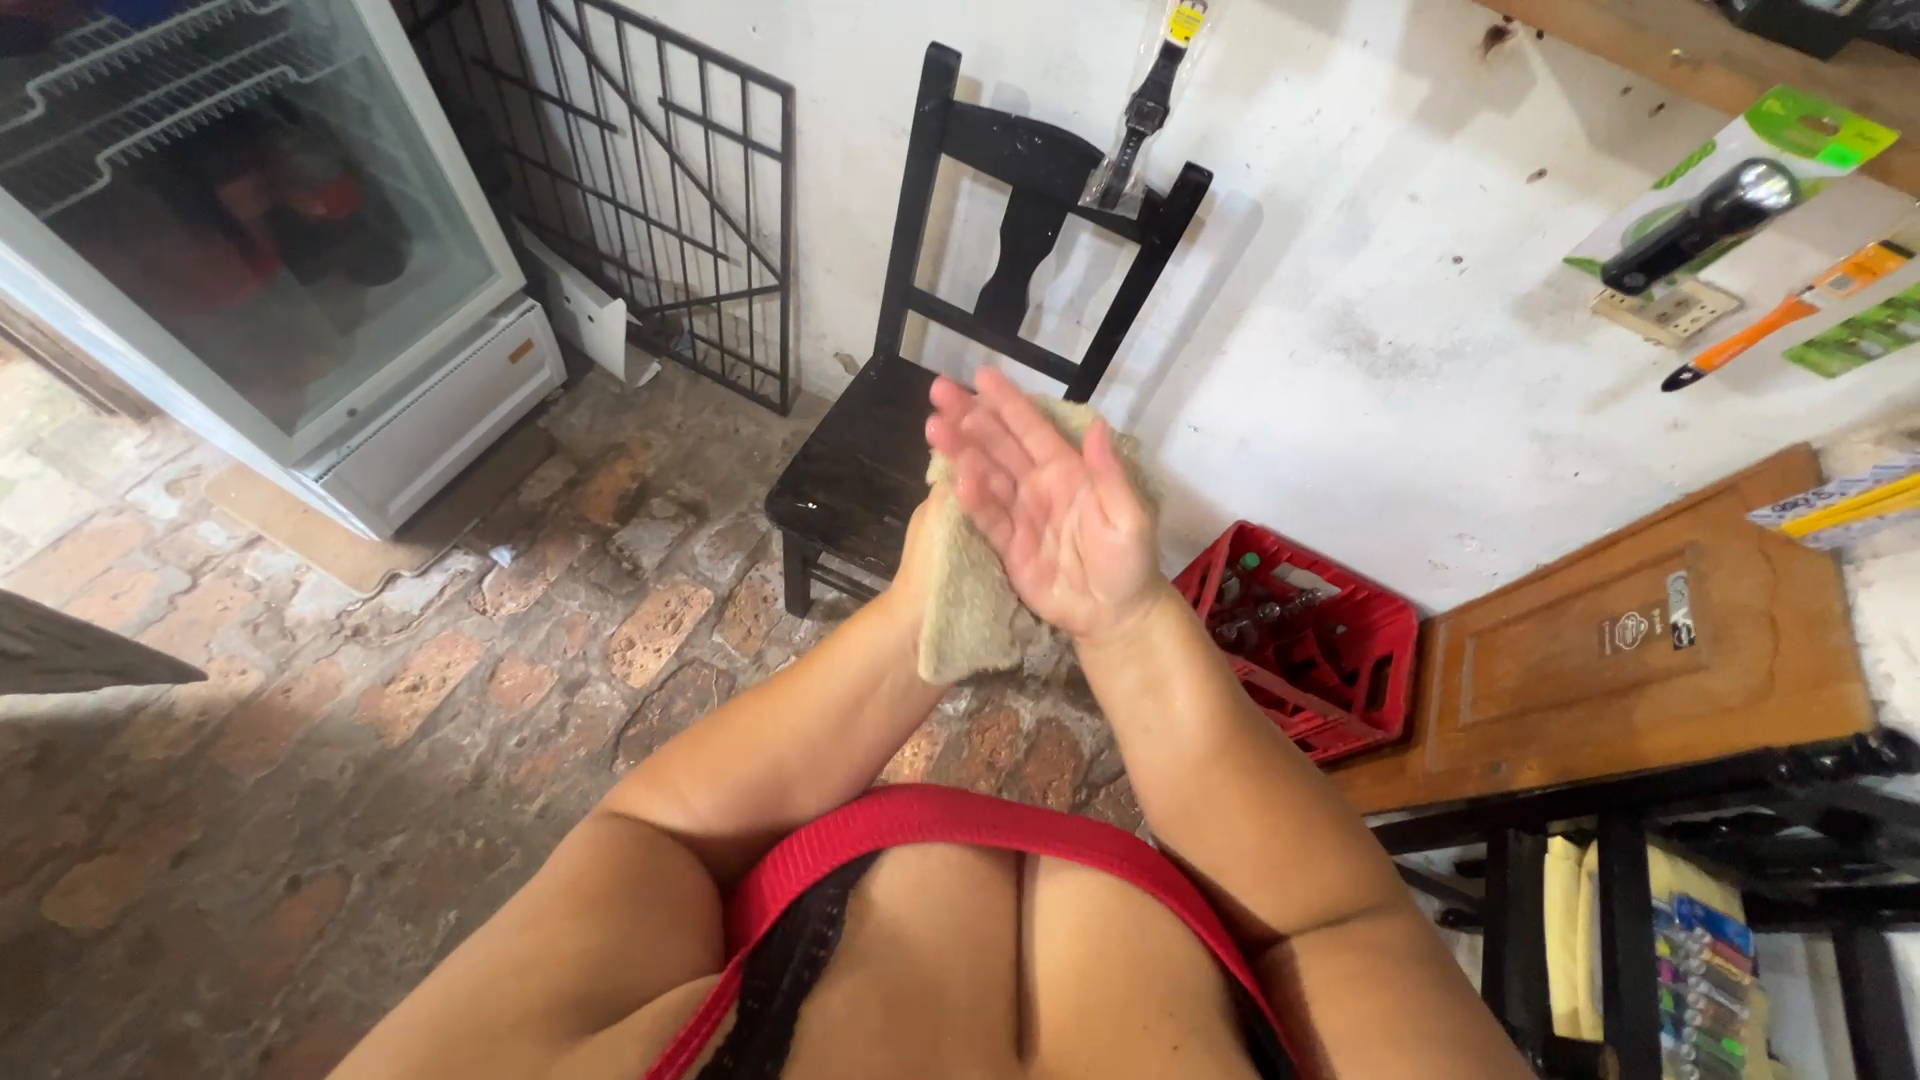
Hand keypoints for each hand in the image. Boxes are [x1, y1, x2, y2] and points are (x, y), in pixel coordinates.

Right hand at [925, 368, 1161, 644]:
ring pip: (986, 476)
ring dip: (961, 452)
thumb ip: (1109, 474)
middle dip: (970, 418)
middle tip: (939, 393)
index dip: (1008, 403)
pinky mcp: (1009, 546)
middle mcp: (1039, 485)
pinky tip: (955, 478)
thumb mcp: (1129, 516)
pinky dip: (972, 499)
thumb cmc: (1130, 562)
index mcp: (1069, 471)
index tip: (981, 376)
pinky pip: (988, 518)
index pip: (1033, 429)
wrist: (1115, 615)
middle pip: (1000, 445)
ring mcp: (1022, 515)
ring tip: (934, 429)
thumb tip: (1097, 426)